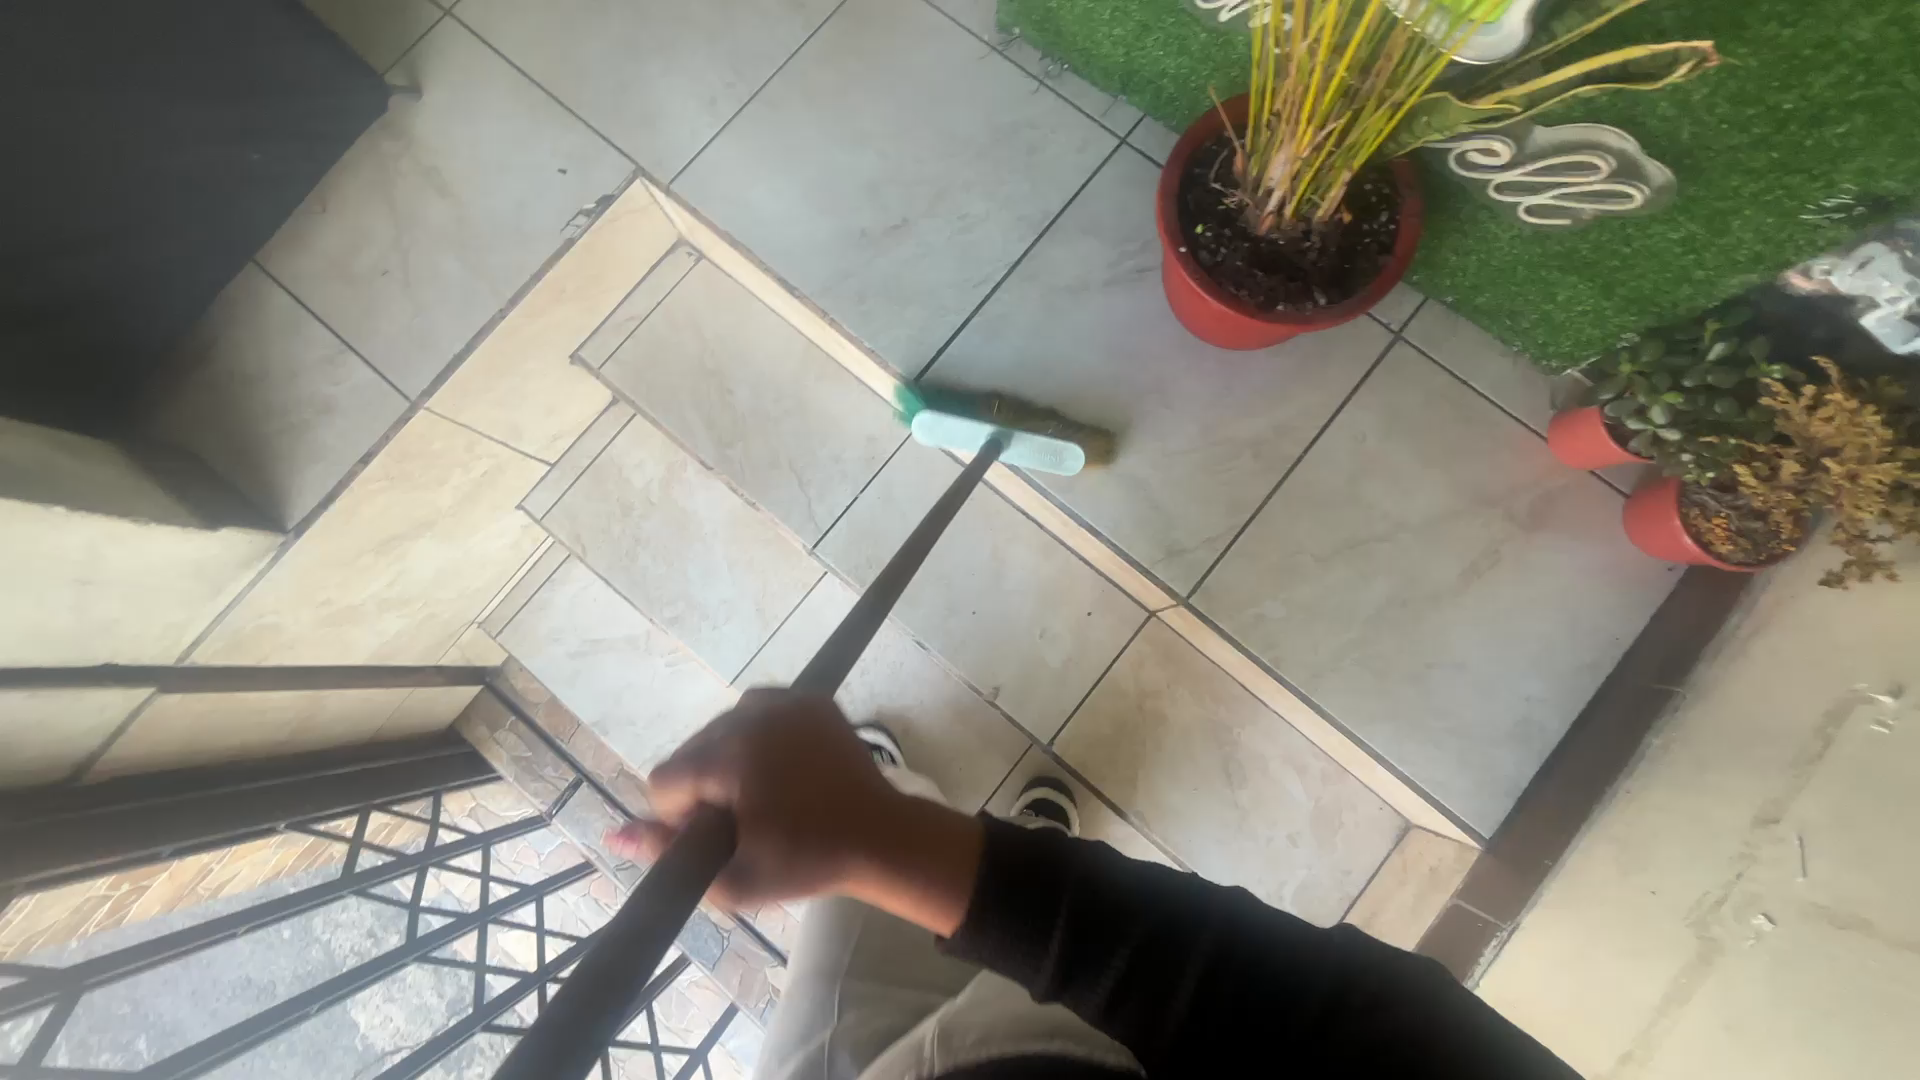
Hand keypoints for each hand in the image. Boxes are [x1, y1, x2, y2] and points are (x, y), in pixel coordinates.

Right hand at [607, 688, 982, 932]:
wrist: (878, 835)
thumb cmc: (806, 861)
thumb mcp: (732, 878)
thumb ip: (667, 853)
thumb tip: (614, 832)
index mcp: (729, 752)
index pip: (665, 779)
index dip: (683, 817)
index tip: (719, 835)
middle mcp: (752, 713)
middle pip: (694, 749)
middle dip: (706, 785)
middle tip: (748, 819)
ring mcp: (787, 700)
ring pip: (725, 728)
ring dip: (731, 759)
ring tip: (766, 795)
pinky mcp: (813, 699)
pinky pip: (763, 713)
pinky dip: (762, 737)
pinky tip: (785, 768)